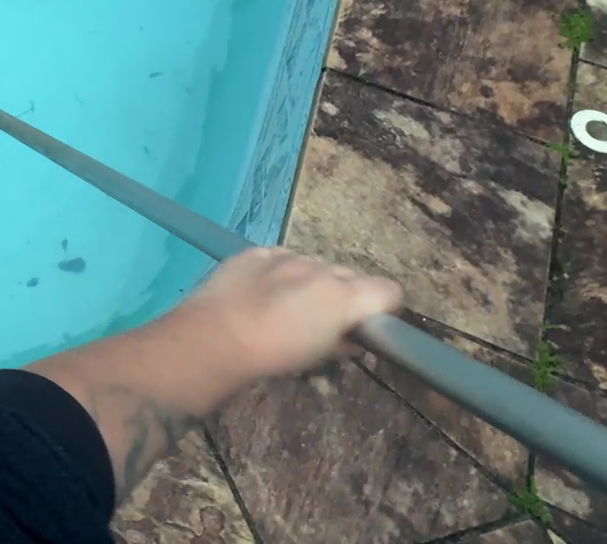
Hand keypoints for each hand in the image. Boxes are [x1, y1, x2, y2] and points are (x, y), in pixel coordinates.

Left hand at [172, 247, 403, 384]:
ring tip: (287, 301)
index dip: (380, 305)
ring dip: (309, 279)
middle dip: (344, 293)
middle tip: (323, 316)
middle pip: (348, 275)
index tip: (366, 321)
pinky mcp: (253, 251)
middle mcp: (318, 268)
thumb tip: (351, 337)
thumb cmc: (277, 352)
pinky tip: (263, 286)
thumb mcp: (323, 354)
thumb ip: (345, 339)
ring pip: (312, 263)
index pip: (387, 289)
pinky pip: (278, 256)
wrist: (219, 334)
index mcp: (343, 295)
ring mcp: (283, 256)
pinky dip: (278, 269)